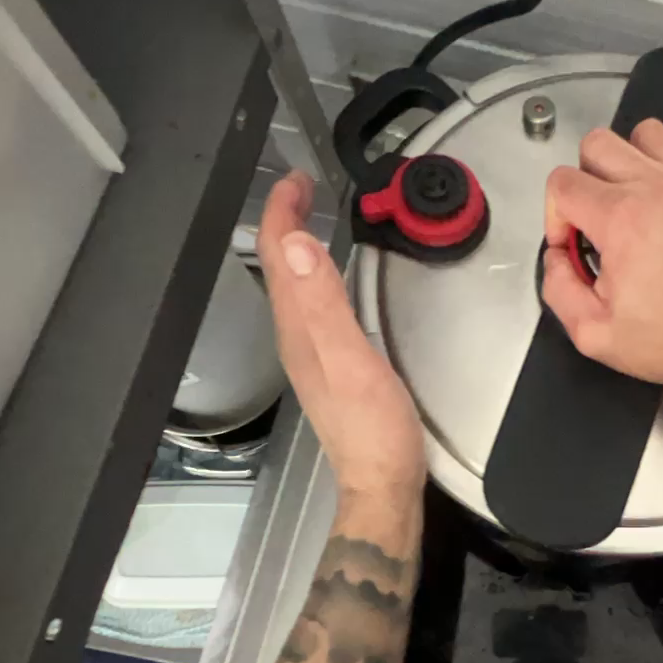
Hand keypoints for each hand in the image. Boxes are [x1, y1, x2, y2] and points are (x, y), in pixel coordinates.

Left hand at [258, 171, 424, 500]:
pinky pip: (313, 311)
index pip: (281, 259)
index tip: (297, 179)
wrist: (381, 483)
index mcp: (299, 331)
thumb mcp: (353, 363)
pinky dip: (316, 282)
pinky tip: (331, 285)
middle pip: (282, 271)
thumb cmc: (375, 430)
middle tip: (303, 189)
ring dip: (299, 251)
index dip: (284, 214)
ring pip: (295, 290)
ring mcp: (312, 357)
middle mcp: (297, 340)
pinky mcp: (331, 370)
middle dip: (286, 224)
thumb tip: (301, 248)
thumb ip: (326, 306)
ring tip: (311, 224)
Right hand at [540, 119, 662, 401]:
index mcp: (621, 220)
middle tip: (598, 224)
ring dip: (629, 163)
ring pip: (645, 134)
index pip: (562, 183)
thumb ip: (557, 286)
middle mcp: (658, 189)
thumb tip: (557, 254)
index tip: (573, 248)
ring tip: (633, 204)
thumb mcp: (590, 332)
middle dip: (585, 181)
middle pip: (598, 144)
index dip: (556, 217)